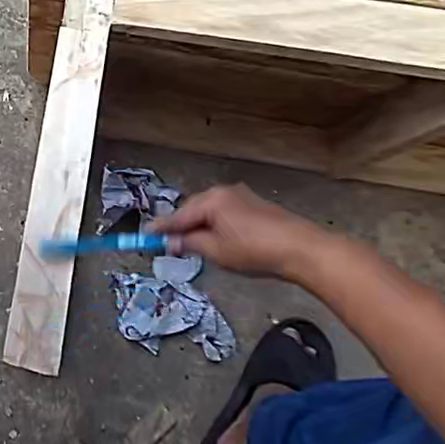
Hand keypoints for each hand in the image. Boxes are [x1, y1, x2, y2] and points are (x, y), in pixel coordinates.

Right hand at [148, 184, 333, 279]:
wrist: (300, 248)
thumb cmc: (254, 250)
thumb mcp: (216, 251)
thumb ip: (190, 244)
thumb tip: (171, 242)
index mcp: (212, 200)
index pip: (178, 215)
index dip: (161, 227)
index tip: (145, 235)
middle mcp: (225, 192)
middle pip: (194, 209)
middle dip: (181, 226)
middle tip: (170, 245)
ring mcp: (242, 196)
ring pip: (211, 211)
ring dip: (200, 226)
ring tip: (193, 246)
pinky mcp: (255, 205)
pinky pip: (226, 213)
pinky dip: (216, 225)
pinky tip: (218, 240)